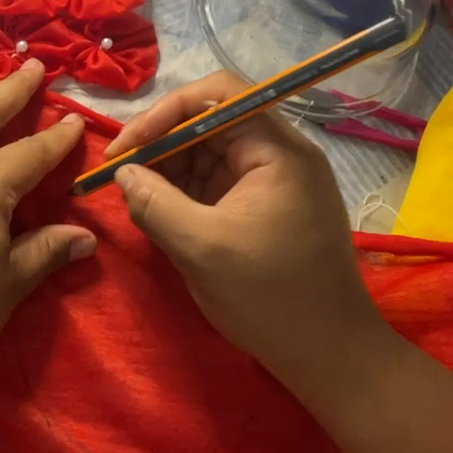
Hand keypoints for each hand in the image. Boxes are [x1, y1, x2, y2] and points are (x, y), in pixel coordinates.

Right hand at [106, 72, 392, 388]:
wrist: (331, 357)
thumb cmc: (271, 299)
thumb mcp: (201, 249)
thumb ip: (154, 203)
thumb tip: (123, 173)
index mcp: (278, 150)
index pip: (217, 96)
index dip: (164, 112)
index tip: (125, 146)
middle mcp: (280, 153)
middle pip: (211, 122)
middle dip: (162, 142)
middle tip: (121, 172)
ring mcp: (276, 180)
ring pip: (211, 153)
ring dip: (171, 168)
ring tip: (136, 195)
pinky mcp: (267, 206)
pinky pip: (219, 182)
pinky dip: (187, 191)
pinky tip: (161, 210)